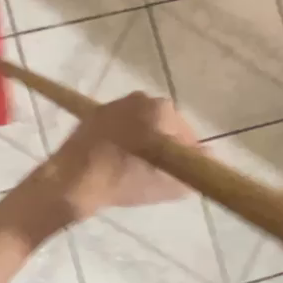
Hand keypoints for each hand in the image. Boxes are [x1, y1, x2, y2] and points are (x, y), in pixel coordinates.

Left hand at [38, 92, 198, 221]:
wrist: (72, 180)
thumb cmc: (124, 179)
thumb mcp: (169, 184)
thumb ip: (196, 170)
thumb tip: (210, 158)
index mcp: (160, 108)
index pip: (185, 132)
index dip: (186, 154)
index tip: (182, 171)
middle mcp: (137, 98)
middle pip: (161, 124)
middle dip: (164, 144)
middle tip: (160, 170)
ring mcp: (111, 104)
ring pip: (138, 124)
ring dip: (143, 141)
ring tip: (138, 167)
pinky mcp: (91, 116)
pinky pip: (117, 127)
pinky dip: (122, 140)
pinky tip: (118, 160)